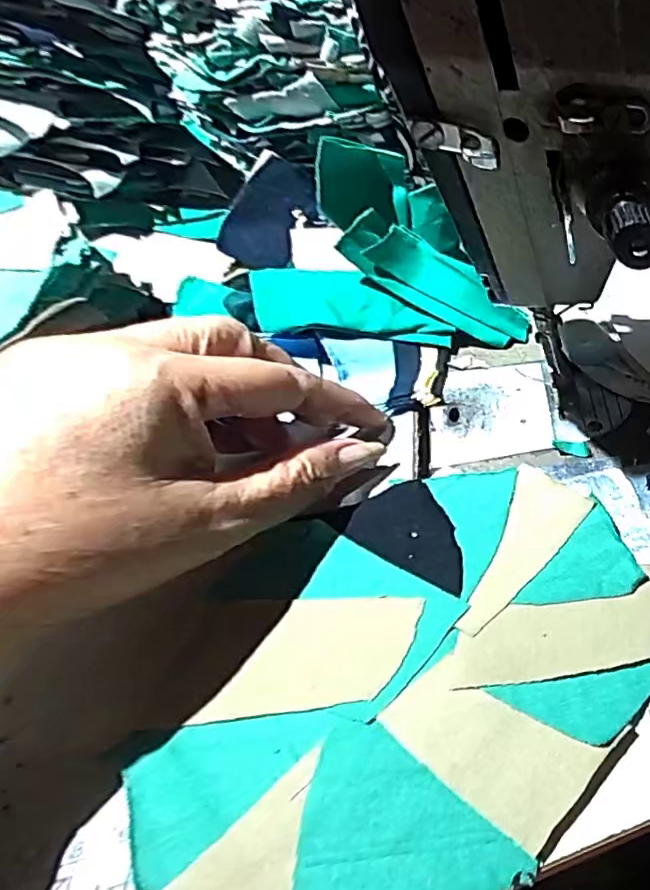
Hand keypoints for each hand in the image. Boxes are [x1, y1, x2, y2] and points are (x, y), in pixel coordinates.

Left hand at [0, 317, 389, 630]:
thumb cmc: (80, 549)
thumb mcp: (215, 517)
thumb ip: (301, 477)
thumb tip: (361, 451)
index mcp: (153, 379)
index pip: (280, 378)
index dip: (340, 405)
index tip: (375, 428)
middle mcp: (104, 352)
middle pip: (228, 340)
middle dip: (285, 380)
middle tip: (310, 429)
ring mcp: (57, 362)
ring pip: (180, 348)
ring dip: (235, 389)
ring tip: (249, 446)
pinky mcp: (28, 382)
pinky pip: (133, 368)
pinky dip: (184, 396)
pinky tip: (191, 444)